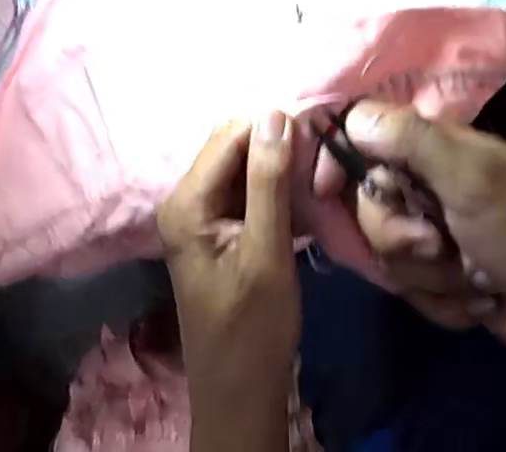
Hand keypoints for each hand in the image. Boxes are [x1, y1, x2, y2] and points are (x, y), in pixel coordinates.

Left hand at [158, 114, 299, 447]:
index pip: (232, 134)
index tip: (319, 132)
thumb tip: (276, 112)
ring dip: (281, 163)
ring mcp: (201, 212)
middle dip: (278, 142)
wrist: (241, 393)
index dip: (274, 126)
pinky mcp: (219, 224)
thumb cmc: (253, 329)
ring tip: (317, 173)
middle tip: (320, 156)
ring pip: (246, 161)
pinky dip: (277, 184)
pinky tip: (304, 193)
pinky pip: (249, 184)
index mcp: (186, 202)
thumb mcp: (266, 252)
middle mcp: (185, 198)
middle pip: (236, 143)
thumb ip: (269, 181)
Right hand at [317, 103, 505, 370]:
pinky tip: (478, 302)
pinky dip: (444, 302)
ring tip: (474, 277)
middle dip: (400, 236)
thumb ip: (409, 141)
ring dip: (430, 275)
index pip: (364, 135)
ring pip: (390, 253)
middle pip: (369, 204)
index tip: (325, 191)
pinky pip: (413, 288)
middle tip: (441, 241)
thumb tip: (353, 113)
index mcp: (435, 147)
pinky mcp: (447, 276)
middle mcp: (431, 183)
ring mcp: (439, 231)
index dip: (339, 160)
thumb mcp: (468, 178)